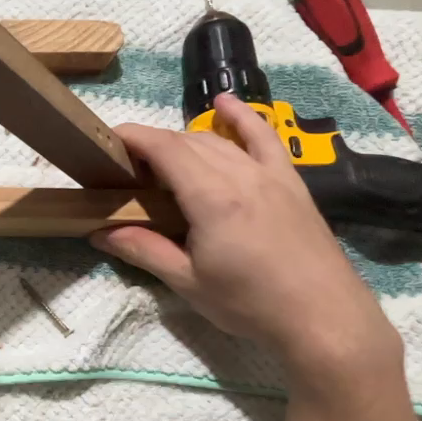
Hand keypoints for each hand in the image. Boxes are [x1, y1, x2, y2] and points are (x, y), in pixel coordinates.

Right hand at [91, 93, 397, 377]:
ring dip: (184, 141)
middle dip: (151, 145)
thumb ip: (143, 250)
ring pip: (218, 141)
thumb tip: (98, 232)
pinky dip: (243, 118)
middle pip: (187, 142)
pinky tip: (225, 103)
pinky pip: (264, 139)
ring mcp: (270, 175)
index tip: (104, 142)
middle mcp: (241, 175)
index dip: (132, 138)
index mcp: (212, 198)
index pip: (164, 149)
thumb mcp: (187, 282)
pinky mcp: (290, 182)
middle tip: (124, 169)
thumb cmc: (250, 304)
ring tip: (158, 159)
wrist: (323, 317)